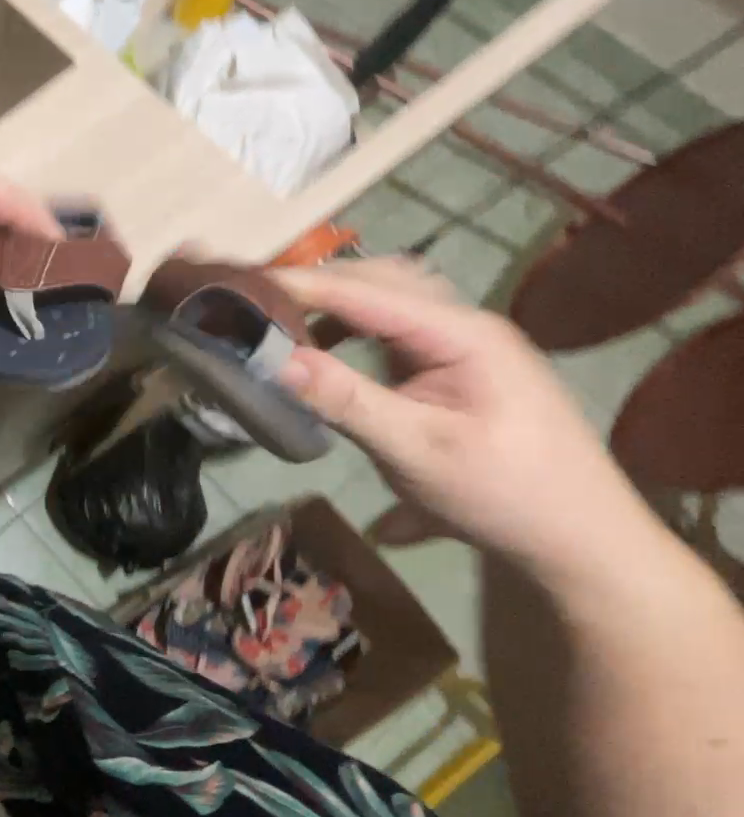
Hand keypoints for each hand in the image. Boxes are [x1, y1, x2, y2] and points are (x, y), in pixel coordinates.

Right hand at [272, 259, 659, 566]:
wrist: (577, 537)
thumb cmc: (502, 492)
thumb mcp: (415, 450)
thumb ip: (345, 400)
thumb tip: (274, 360)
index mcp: (462, 334)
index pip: (366, 292)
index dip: (300, 285)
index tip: (238, 285)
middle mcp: (463, 324)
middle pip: (378, 279)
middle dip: (312, 282)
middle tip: (248, 298)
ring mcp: (462, 342)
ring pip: (387, 296)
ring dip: (332, 299)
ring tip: (276, 316)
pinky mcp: (454, 364)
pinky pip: (393, 323)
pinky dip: (349, 323)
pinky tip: (320, 346)